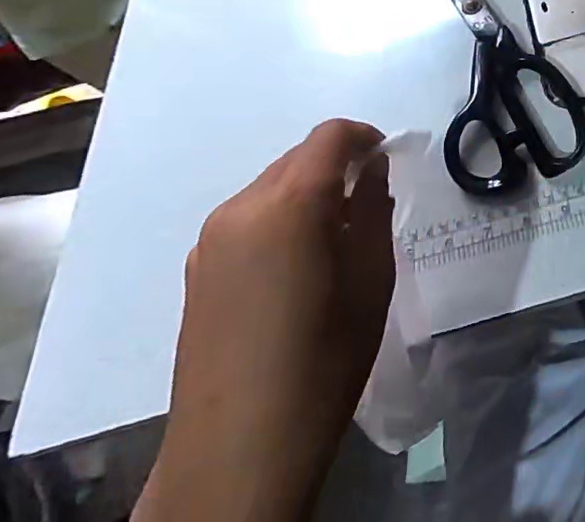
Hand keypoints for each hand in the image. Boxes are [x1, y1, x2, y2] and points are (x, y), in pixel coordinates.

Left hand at [136, 119, 392, 521]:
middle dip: (337, 165)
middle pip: (298, 157)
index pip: (330, 136)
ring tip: (335, 239)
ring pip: (271, 185)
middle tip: (369, 203)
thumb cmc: (324, 360)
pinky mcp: (196, 268)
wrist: (238, 449)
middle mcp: (242, 207)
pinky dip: (280, 217)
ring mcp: (211, 238)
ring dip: (308, 192)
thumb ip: (374, 210)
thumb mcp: (372, 279)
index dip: (364, 137)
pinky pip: (248, 217)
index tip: (387, 158)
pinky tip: (296, 266)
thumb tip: (372, 170)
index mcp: (290, 204)